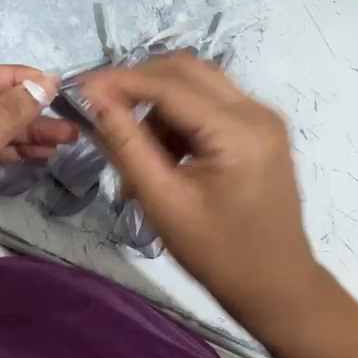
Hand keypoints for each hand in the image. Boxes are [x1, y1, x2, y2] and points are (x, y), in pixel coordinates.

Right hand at [76, 53, 321, 327]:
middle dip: (137, 82)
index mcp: (238, 133)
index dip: (119, 81)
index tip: (79, 89)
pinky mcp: (259, 127)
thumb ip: (126, 144)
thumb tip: (94, 98)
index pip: (168, 85)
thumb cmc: (219, 254)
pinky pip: (208, 101)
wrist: (278, 288)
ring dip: (156, 102)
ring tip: (135, 149)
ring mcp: (262, 117)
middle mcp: (257, 112)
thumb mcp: (163, 202)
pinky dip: (176, 115)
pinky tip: (162, 154)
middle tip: (100, 106)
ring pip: (195, 81)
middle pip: (184, 69)